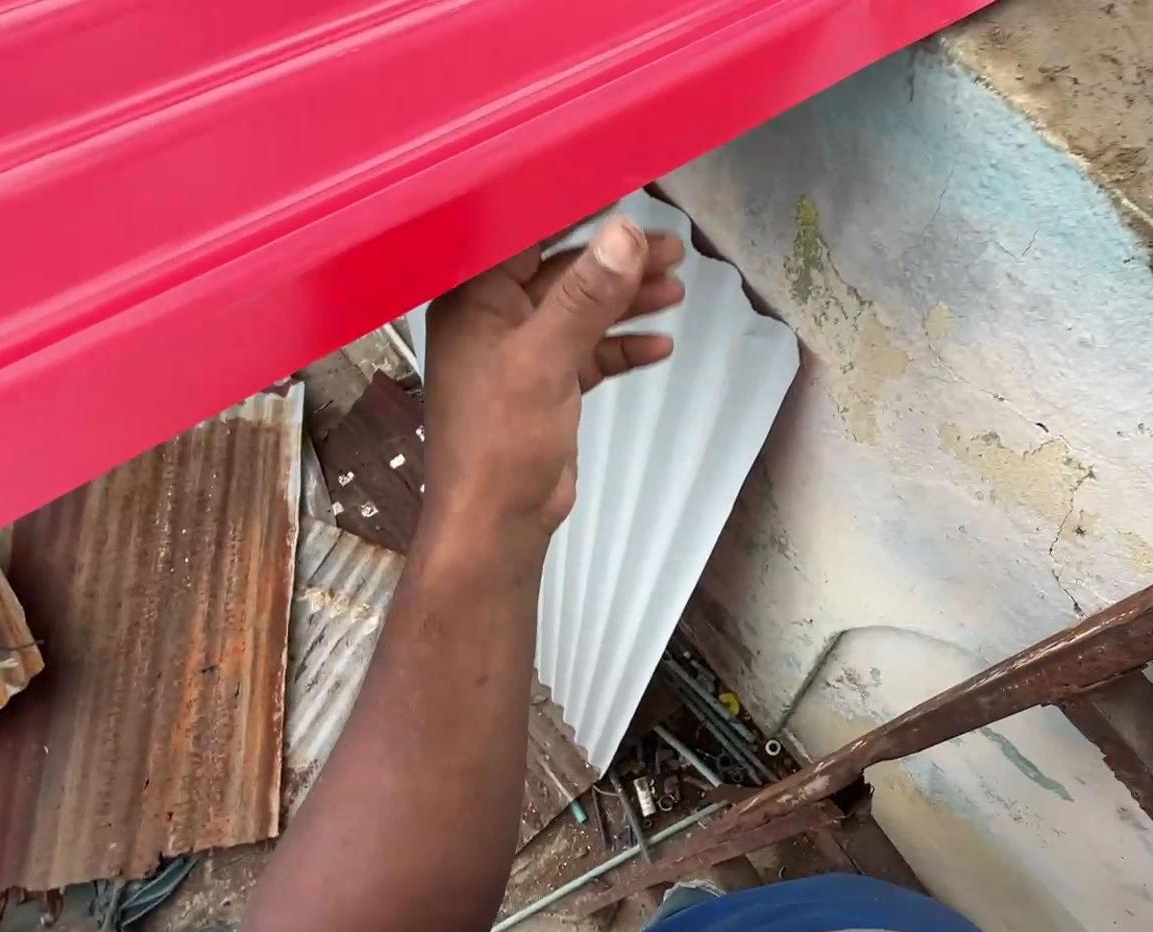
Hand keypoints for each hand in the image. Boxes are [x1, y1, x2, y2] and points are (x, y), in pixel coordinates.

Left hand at [419, 215, 685, 553]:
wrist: (499, 520)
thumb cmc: (501, 440)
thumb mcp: (544, 361)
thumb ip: (585, 298)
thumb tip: (626, 234)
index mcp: (476, 299)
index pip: (524, 235)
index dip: (572, 209)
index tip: (623, 191)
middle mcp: (497, 319)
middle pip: (565, 273)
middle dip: (617, 262)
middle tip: (671, 248)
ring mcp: (526, 354)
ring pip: (584, 314)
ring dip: (628, 302)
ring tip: (676, 287)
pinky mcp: (550, 387)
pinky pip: (591, 354)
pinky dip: (623, 349)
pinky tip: (660, 346)